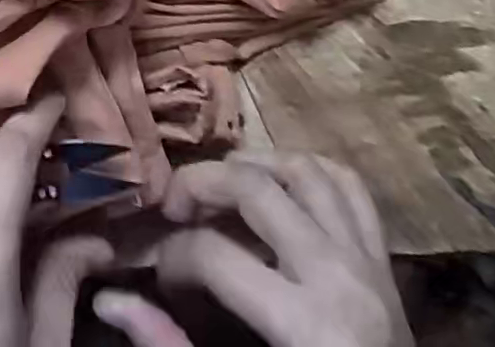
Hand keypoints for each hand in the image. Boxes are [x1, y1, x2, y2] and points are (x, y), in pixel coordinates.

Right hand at [98, 152, 410, 346]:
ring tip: (220, 188)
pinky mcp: (386, 264)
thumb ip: (170, 346)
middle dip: (197, 185)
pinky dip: (307, 171)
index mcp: (308, 325)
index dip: (171, 256)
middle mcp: (341, 278)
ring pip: (305, 169)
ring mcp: (371, 264)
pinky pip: (350, 188)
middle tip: (174, 210)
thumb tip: (109, 301)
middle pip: (252, 187)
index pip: (212, 252)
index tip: (161, 276)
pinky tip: (274, 186)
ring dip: (252, 165)